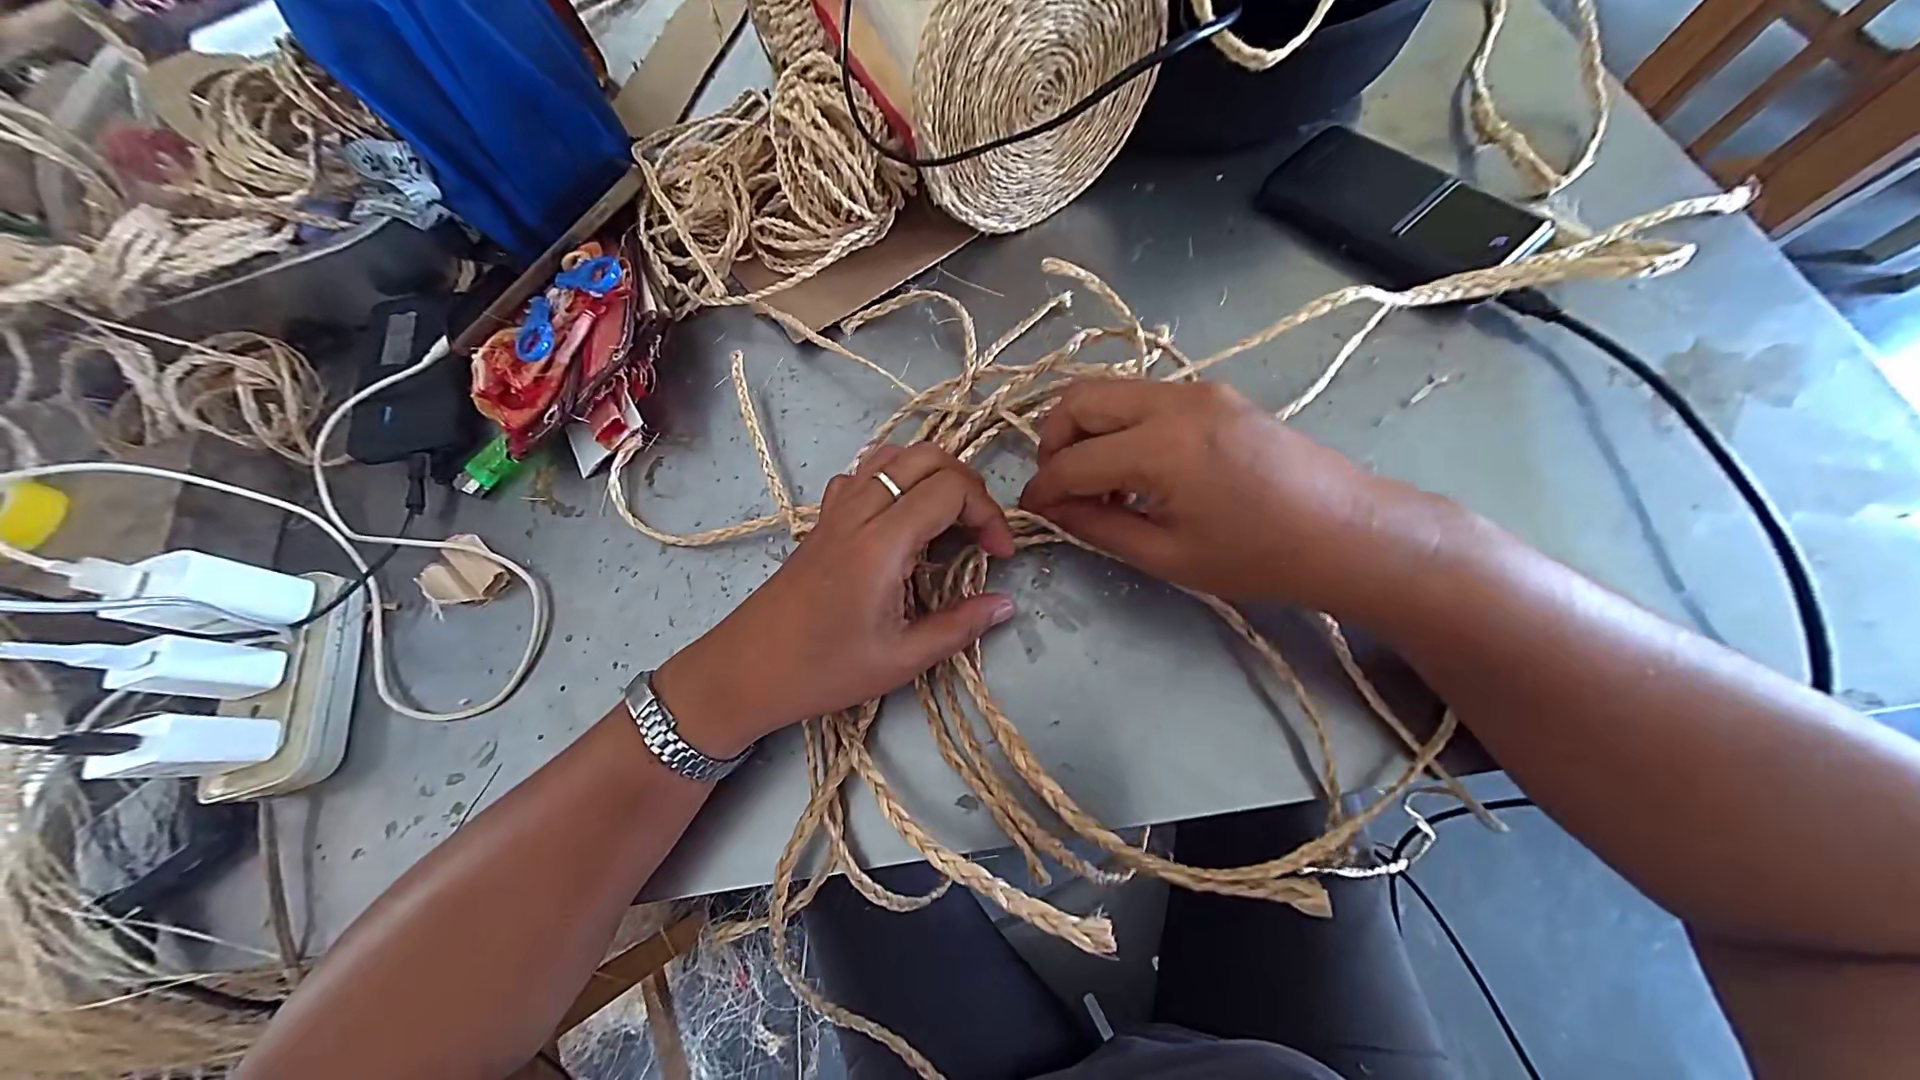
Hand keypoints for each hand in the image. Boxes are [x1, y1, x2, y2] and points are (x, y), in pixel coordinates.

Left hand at [654, 443, 1017, 758]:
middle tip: (980, 532)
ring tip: (948, 520)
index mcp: (882, 542)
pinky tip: (901, 518)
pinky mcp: (823, 518)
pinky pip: (863, 473)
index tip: (999, 554)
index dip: (988, 513)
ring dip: (933, 475)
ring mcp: (836, 510)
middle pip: (927, 456)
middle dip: (968, 486)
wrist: (745, 670)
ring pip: (893, 455)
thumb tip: (1006, 604)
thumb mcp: (901, 659)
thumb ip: (959, 627)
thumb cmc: (823, 670)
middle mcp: (859, 511)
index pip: (951, 489)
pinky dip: (895, 479)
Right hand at [1018, 380, 1457, 615]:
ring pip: (1110, 390)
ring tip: (1101, 482)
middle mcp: (1175, 401)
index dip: (1043, 487)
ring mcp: (1198, 389)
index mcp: (1162, 448)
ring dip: (1087, 430)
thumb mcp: (1167, 555)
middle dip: (1053, 441)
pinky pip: (1143, 397)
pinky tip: (1137, 468)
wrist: (1348, 531)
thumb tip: (1052, 510)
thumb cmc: (1258, 557)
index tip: (1032, 509)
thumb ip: (1098, 527)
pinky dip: (1120, 425)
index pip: (1074, 460)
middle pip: (1080, 398)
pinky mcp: (1214, 393)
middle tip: (1060, 485)